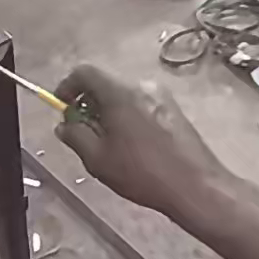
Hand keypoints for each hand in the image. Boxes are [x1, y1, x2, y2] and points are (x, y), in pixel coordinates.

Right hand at [54, 66, 235, 217]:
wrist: (196, 186)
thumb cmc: (142, 172)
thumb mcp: (98, 159)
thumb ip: (75, 136)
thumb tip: (64, 125)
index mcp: (120, 92)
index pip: (85, 72)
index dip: (67, 86)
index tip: (62, 108)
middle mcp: (141, 86)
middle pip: (105, 83)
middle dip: (88, 103)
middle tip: (82, 131)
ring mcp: (161, 96)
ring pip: (124, 95)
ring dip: (109, 111)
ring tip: (108, 142)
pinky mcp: (174, 109)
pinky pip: (141, 103)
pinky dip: (127, 116)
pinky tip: (131, 144)